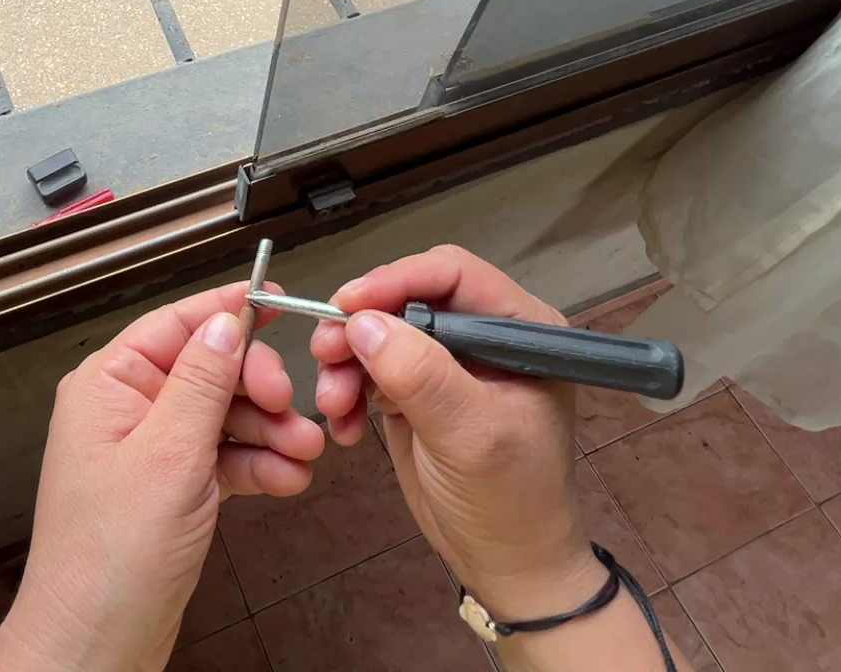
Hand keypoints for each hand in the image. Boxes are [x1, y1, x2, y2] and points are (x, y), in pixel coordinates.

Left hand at [0, 282, 324, 671]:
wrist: (97, 648)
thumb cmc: (109, 555)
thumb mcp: (168, 455)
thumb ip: (201, 383)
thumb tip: (226, 320)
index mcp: (110, 383)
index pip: (175, 323)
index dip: (226, 308)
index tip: (275, 298)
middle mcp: (129, 406)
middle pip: (208, 369)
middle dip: (255, 386)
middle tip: (289, 404)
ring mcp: (153, 447)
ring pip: (223, 415)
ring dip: (267, 430)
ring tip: (306, 451)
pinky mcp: (174, 484)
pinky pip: (223, 457)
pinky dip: (257, 465)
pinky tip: (288, 479)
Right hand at [311, 246, 603, 619]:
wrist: (504, 566)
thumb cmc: (509, 501)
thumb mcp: (471, 436)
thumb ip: (421, 375)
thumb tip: (362, 322)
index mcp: (516, 327)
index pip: (451, 273)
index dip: (396, 279)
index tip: (346, 304)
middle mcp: (478, 332)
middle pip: (405, 297)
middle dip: (360, 324)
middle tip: (324, 353)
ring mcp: (443, 359)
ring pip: (377, 330)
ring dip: (345, 362)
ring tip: (334, 404)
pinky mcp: (412, 386)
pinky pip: (366, 367)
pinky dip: (347, 390)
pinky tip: (346, 426)